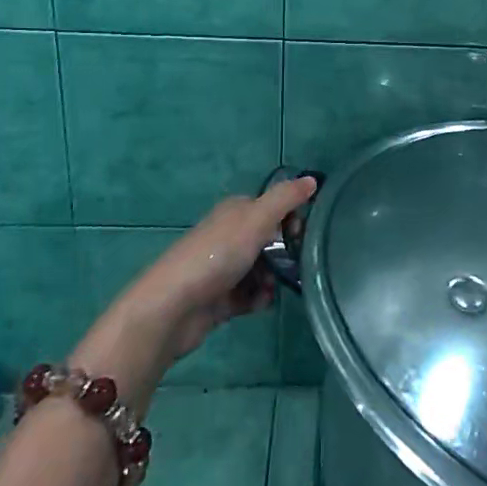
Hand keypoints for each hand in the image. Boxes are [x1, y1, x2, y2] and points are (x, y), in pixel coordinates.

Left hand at [114, 176, 316, 359]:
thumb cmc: (217, 255)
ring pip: (262, 269)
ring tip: (274, 287)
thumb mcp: (256, 219)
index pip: (273, 206)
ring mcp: (224, 267)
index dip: (292, 218)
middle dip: (287, 251)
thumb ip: (286, 198)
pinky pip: (250, 295)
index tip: (304, 234)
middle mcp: (229, 235)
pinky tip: (261, 304)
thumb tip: (312, 179)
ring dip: (274, 278)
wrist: (173, 306)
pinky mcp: (221, 298)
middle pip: (270, 239)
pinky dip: (259, 299)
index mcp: (236, 211)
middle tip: (296, 263)